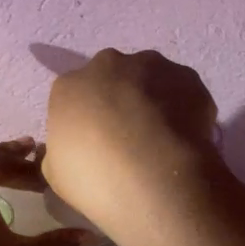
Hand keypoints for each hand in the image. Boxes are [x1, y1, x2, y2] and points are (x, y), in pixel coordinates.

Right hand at [42, 48, 221, 227]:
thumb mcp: (57, 174)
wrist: (157, 180)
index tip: (97, 143)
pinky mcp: (187, 76)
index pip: (74, 97)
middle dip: (119, 100)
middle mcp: (107, 64)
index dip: (87, 120)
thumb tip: (74, 147)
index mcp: (69, 87)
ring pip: (149, 78)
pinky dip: (184, 107)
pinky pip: (182, 90)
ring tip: (162, 138)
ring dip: (152, 99)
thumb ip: (61, 150)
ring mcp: (151, 66)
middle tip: (130, 137)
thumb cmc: (97, 181)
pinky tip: (185, 136)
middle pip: (111, 78)